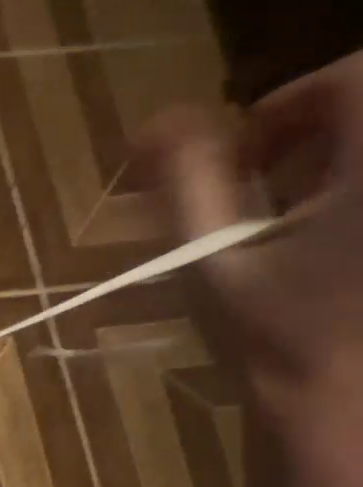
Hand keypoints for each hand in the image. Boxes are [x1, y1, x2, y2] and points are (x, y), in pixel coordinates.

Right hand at [145, 53, 362, 420]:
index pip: (351, 80)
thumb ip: (186, 185)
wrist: (345, 397)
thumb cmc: (269, 334)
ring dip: (343, 156)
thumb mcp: (207, 260)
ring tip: (301, 212)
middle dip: (321, 128)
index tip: (242, 156)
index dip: (290, 105)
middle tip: (269, 182)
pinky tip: (335, 235)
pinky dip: (354, 189)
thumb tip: (153, 124)